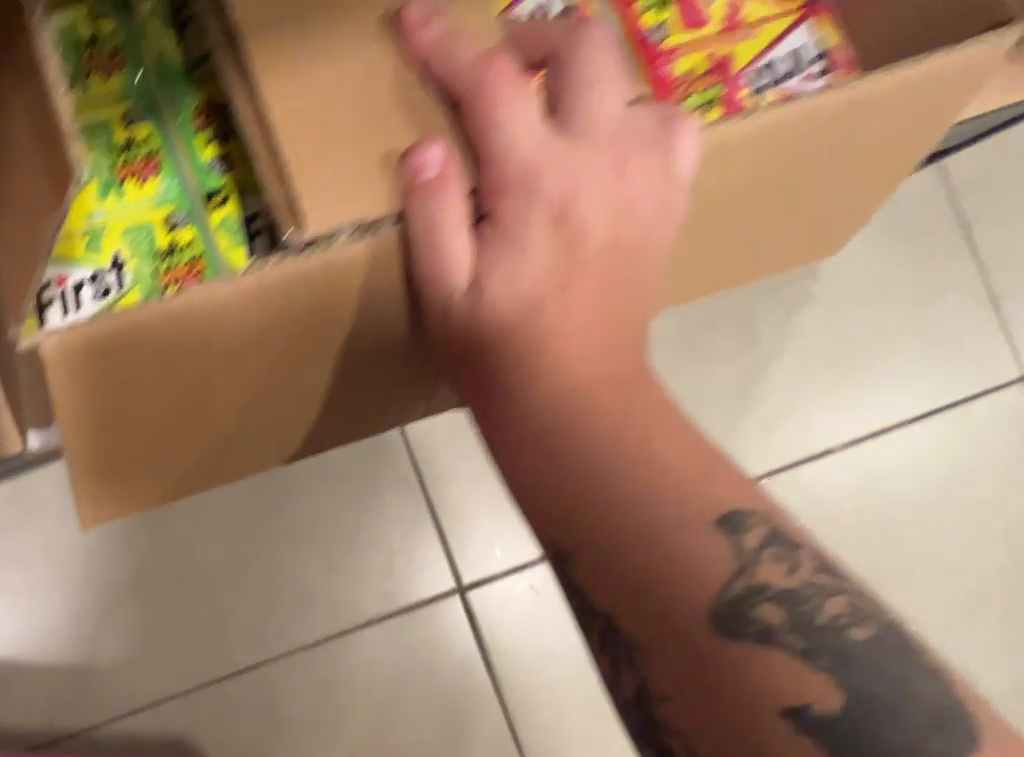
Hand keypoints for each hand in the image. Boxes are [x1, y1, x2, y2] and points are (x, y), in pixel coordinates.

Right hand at [394, 0, 700, 408]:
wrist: (574, 392)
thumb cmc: (493, 350)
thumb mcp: (439, 293)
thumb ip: (430, 215)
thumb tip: (422, 148)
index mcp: (532, 183)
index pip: (487, 83)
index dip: (444, 42)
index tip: (412, 17)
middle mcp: (600, 159)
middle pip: (578, 46)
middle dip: (527, 31)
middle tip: (491, 54)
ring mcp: (647, 172)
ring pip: (630, 71)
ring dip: (581, 64)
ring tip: (543, 90)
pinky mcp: (671, 193)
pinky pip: (669, 117)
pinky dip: (631, 105)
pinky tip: (604, 131)